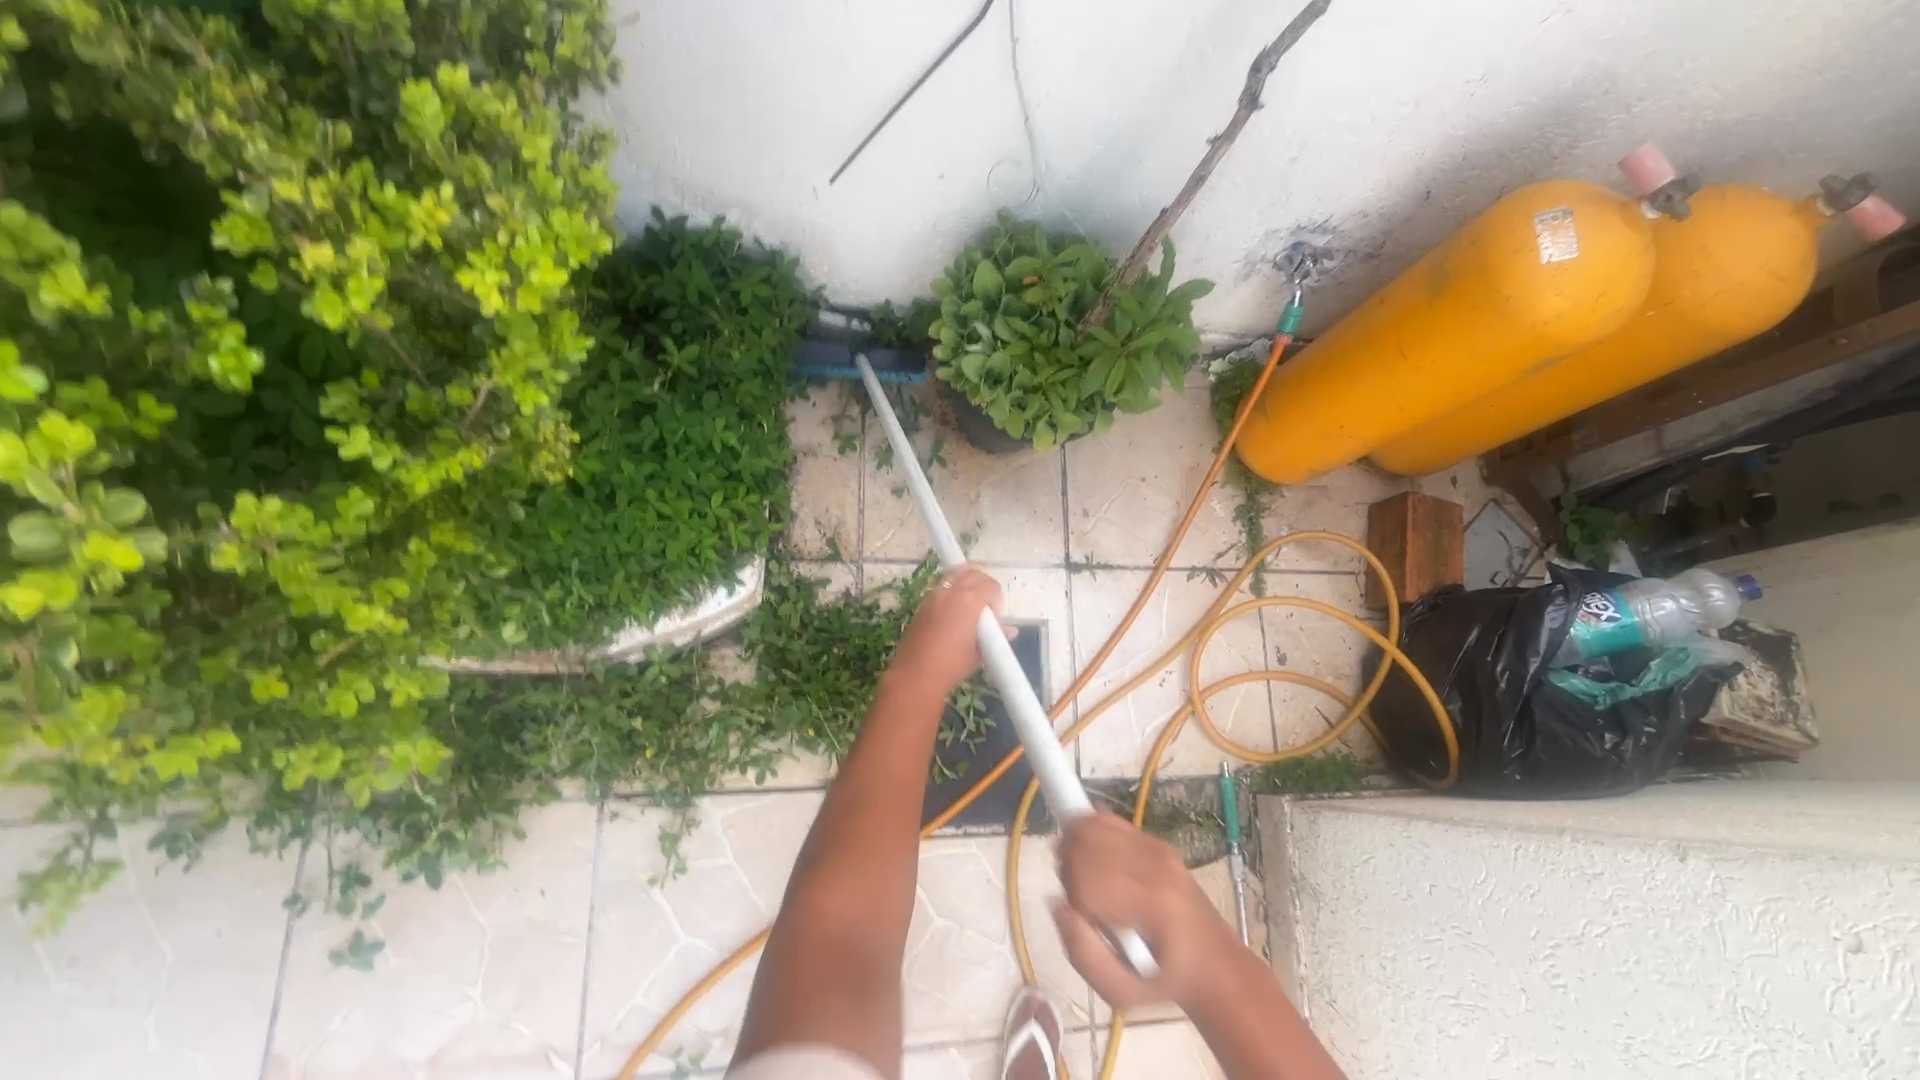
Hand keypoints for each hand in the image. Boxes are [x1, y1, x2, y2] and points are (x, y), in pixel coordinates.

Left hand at [887, 565, 1007, 696]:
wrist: (915, 675)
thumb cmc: (952, 665)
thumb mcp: (979, 653)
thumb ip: (996, 637)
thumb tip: (1011, 631)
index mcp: (969, 600)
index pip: (990, 584)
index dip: (996, 598)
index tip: (995, 616)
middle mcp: (951, 592)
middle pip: (972, 573)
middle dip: (983, 584)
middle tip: (986, 605)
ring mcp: (933, 596)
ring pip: (953, 576)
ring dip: (965, 583)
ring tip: (969, 604)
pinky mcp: (921, 605)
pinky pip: (940, 588)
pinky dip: (950, 592)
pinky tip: (952, 613)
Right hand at [1052, 810, 1238, 1012]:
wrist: (1215, 964)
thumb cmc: (1166, 981)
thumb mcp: (1122, 993)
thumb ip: (1083, 955)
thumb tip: (1057, 905)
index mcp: (1151, 903)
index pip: (1088, 874)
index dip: (1072, 892)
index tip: (1081, 916)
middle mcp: (1155, 865)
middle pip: (1086, 839)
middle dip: (1069, 867)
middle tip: (1079, 899)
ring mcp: (1158, 848)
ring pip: (1093, 824)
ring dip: (1077, 849)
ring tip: (1087, 881)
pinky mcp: (1156, 842)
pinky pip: (1108, 821)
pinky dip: (1091, 834)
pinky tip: (1098, 862)